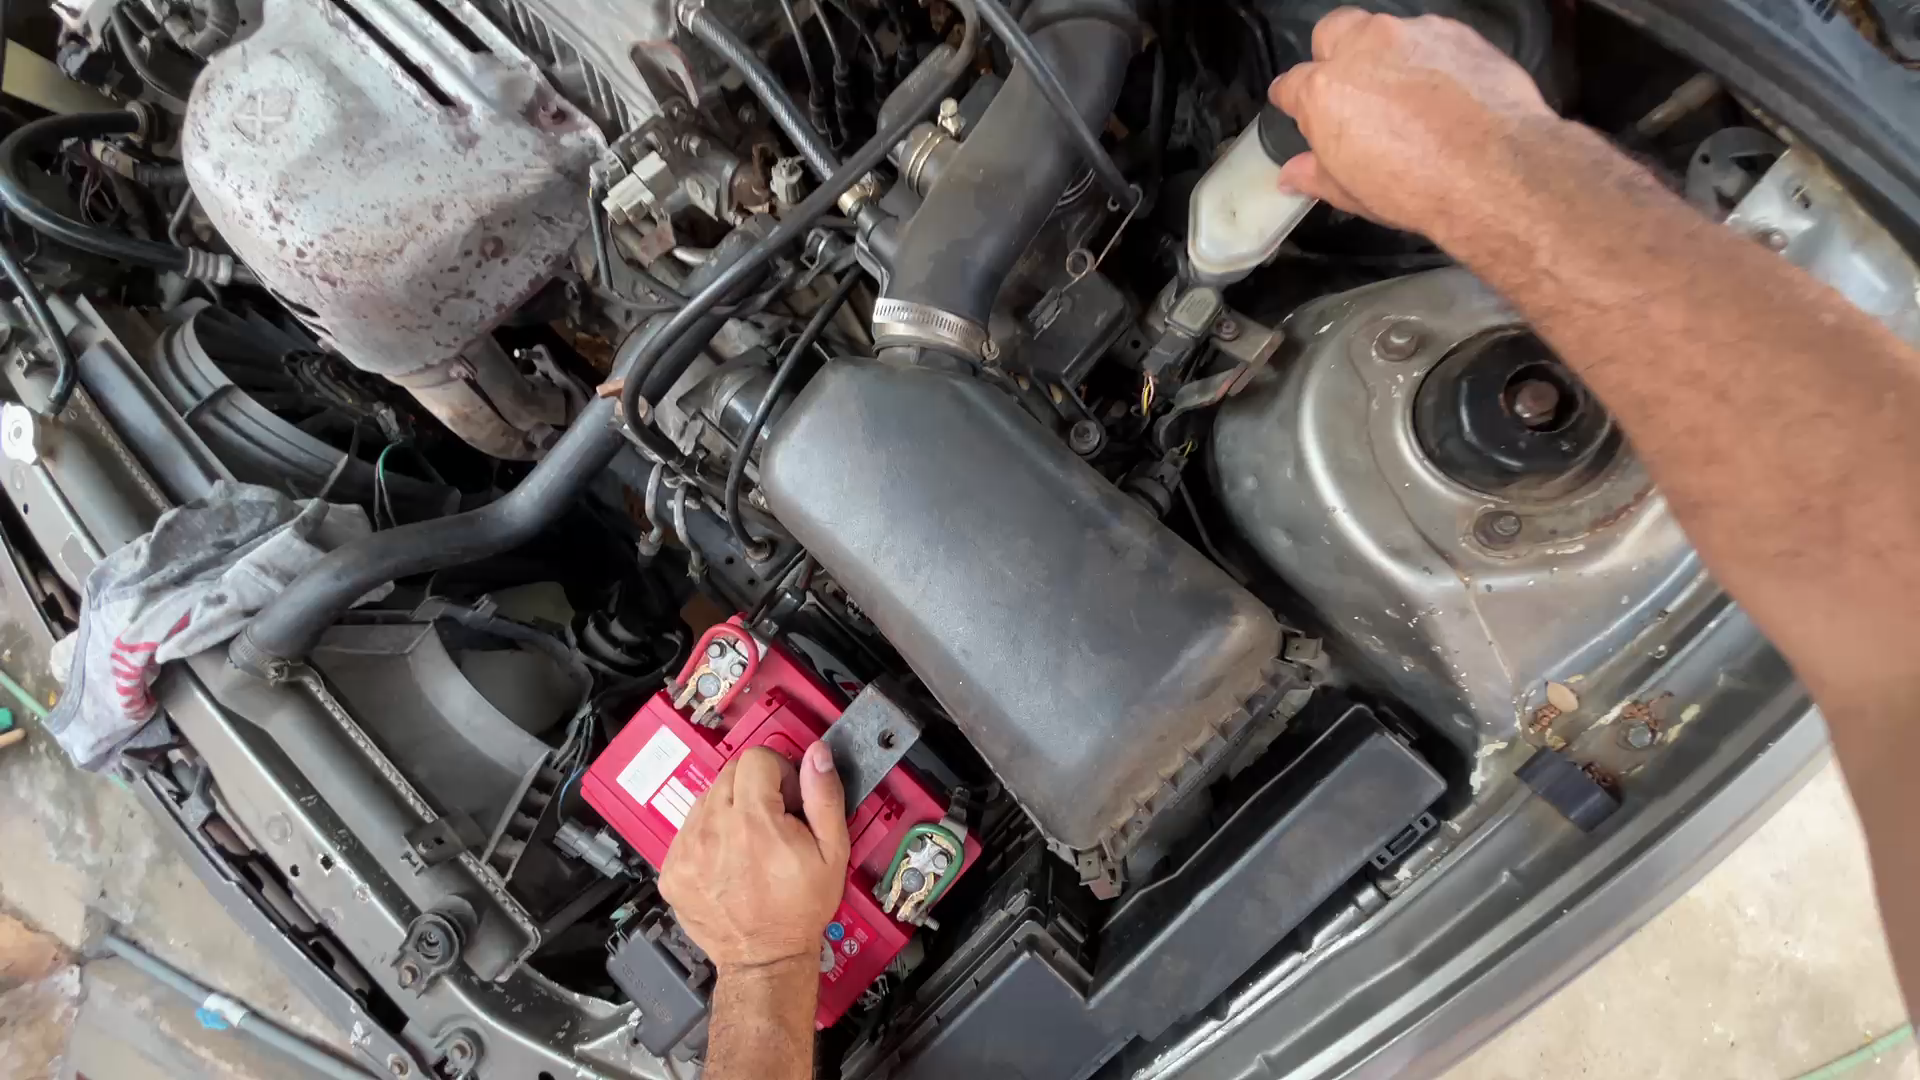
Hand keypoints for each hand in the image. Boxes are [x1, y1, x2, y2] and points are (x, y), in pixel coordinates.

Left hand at [659, 742, 849, 973]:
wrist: (765, 960)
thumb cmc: (801, 907)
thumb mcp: (832, 850)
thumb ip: (824, 795)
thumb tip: (816, 754)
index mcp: (753, 821)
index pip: (756, 758)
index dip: (779, 772)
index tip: (788, 799)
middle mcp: (712, 831)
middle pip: (730, 772)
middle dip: (755, 786)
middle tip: (773, 819)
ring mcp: (686, 851)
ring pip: (708, 797)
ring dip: (730, 807)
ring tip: (750, 840)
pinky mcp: (671, 870)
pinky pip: (689, 827)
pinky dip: (710, 832)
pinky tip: (729, 856)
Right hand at [1269, 9, 1560, 237]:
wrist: (1490, 168)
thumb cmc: (1407, 186)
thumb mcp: (1347, 191)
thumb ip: (1313, 174)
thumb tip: (1292, 173)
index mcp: (1323, 91)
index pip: (1289, 84)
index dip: (1290, 101)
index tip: (1296, 112)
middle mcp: (1363, 48)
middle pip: (1332, 31)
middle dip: (1331, 56)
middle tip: (1344, 92)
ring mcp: (1412, 33)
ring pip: (1382, 31)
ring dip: (1379, 57)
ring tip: (1395, 96)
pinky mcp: (1456, 31)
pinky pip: (1426, 37)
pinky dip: (1421, 59)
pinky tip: (1432, 92)